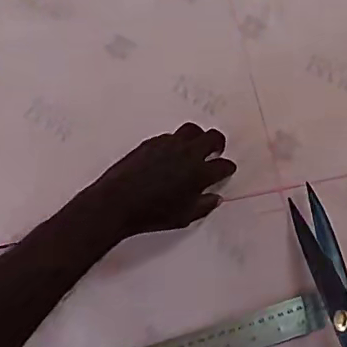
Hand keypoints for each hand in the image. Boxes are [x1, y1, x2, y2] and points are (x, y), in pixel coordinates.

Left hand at [63, 123, 236, 244]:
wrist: (118, 202)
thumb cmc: (151, 213)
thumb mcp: (184, 216)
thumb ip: (204, 205)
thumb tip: (214, 198)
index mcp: (199, 173)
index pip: (223, 165)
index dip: (227, 168)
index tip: (226, 169)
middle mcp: (187, 154)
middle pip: (213, 138)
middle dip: (218, 144)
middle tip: (216, 150)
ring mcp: (169, 144)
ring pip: (192, 130)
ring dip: (198, 137)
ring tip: (196, 146)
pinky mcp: (152, 142)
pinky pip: (171, 136)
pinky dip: (177, 142)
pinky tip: (172, 153)